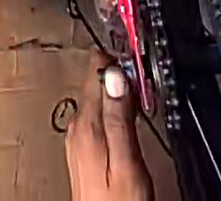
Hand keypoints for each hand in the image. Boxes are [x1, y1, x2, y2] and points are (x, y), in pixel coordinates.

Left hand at [66, 53, 152, 200]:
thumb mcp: (127, 162)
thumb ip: (119, 117)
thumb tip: (115, 74)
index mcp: (86, 124)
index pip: (95, 68)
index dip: (117, 59)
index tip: (135, 59)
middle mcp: (77, 127)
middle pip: (96, 82)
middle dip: (119, 76)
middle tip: (142, 81)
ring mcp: (78, 140)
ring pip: (98, 99)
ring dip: (118, 94)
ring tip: (139, 98)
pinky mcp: (84, 152)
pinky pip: (98, 117)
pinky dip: (114, 112)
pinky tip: (128, 122)